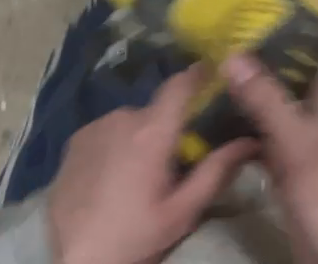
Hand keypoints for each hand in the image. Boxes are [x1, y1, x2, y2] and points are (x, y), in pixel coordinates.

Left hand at [47, 65, 257, 263]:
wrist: (68, 254)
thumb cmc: (131, 236)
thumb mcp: (180, 214)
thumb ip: (215, 173)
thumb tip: (249, 142)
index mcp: (152, 131)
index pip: (180, 85)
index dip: (198, 75)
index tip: (213, 71)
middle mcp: (123, 116)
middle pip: (157, 112)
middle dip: (168, 131)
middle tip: (172, 167)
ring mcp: (96, 124)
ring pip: (131, 122)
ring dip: (140, 140)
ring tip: (138, 179)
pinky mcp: (76, 137)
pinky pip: (107, 132)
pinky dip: (116, 146)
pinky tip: (112, 178)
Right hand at [222, 10, 317, 263]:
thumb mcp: (299, 147)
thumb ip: (267, 102)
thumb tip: (233, 55)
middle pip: (305, 64)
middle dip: (278, 39)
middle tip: (240, 20)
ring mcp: (306, 140)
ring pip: (281, 96)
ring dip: (256, 78)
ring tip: (219, 56)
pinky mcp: (289, 166)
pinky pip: (264, 131)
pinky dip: (243, 119)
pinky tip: (216, 112)